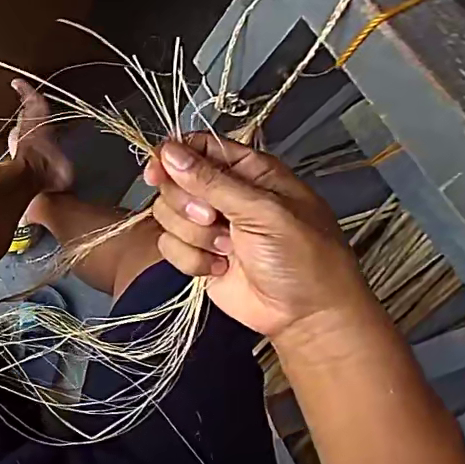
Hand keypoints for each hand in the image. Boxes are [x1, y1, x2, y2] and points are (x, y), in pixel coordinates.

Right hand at [143, 133, 379, 341]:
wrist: (306, 315)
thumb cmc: (303, 257)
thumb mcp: (263, 211)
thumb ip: (212, 182)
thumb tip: (169, 152)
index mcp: (248, 170)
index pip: (198, 147)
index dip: (173, 156)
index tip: (158, 172)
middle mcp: (226, 193)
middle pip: (174, 180)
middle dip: (187, 204)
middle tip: (214, 220)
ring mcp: (210, 226)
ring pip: (168, 215)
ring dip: (194, 236)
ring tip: (227, 249)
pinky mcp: (199, 255)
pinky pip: (169, 246)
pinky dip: (191, 260)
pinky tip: (220, 267)